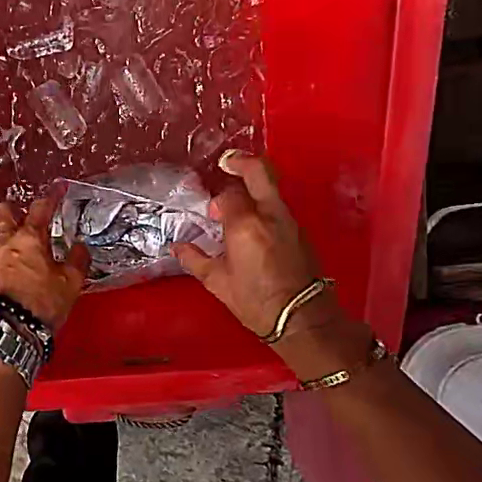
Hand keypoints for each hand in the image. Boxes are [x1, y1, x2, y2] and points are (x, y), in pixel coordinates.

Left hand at [0, 197, 89, 331]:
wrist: (17, 326)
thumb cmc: (44, 300)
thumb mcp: (71, 280)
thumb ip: (77, 259)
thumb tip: (79, 247)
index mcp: (30, 238)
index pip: (40, 208)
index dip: (51, 196)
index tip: (58, 188)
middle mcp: (10, 242)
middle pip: (6, 213)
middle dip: (16, 208)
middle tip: (31, 211)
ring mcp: (0, 257)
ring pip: (4, 233)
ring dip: (16, 230)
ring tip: (33, 237)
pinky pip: (5, 251)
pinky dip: (15, 249)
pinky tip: (27, 257)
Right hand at [174, 151, 323, 337]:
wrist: (303, 319)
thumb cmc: (254, 301)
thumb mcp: (216, 281)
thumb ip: (194, 259)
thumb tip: (178, 247)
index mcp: (245, 226)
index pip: (228, 195)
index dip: (215, 199)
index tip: (208, 210)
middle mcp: (270, 216)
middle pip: (260, 173)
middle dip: (243, 163)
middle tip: (227, 162)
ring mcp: (289, 222)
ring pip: (271, 190)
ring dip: (252, 188)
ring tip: (235, 204)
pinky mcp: (300, 232)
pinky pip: (277, 208)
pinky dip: (262, 206)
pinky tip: (250, 224)